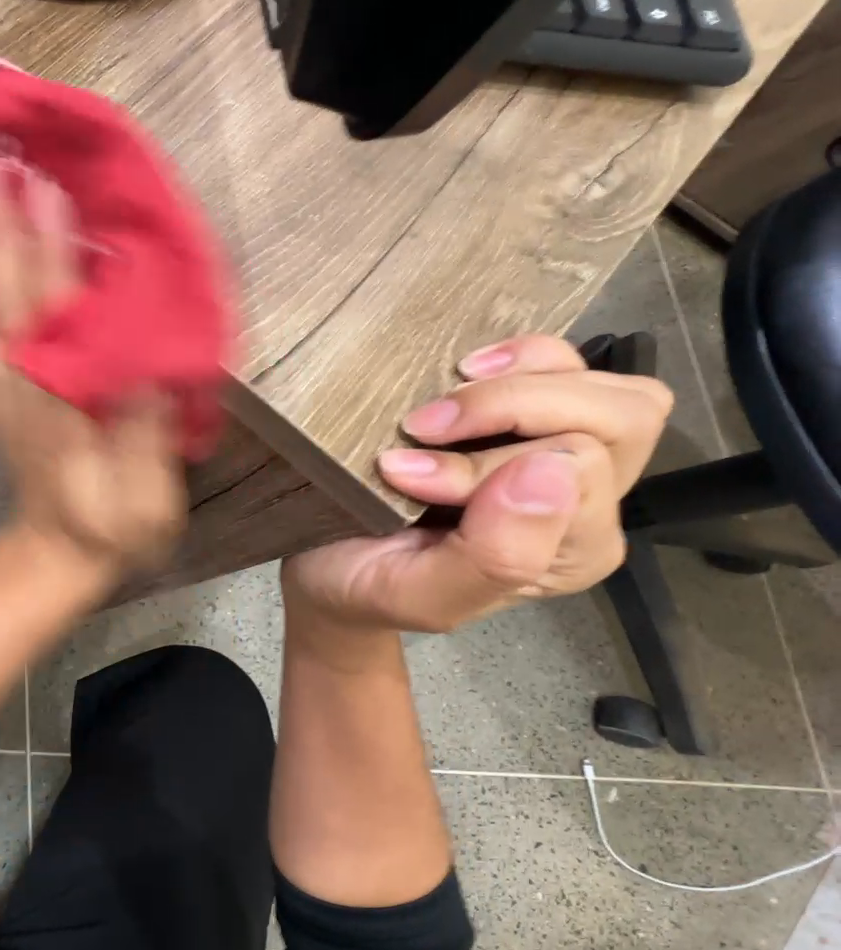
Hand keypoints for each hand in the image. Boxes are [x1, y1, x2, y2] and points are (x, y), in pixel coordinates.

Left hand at [0, 154, 186, 579]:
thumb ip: (142, 434)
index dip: (52, 253)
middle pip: (12, 292)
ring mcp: (0, 383)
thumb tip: (148, 364)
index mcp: (61, 399)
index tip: (46, 192)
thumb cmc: (108, 527)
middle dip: (5, 225)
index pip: (57, 315)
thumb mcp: (141, 497)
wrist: (53, 553)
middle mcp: (21, 380)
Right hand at [283, 335, 672, 634]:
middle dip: (511, 407)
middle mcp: (586, 501)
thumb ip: (494, 555)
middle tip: (417, 426)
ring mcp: (564, 454)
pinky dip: (520, 356)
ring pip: (610, 387)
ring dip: (522, 377)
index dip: (484, 461)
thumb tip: (551, 470)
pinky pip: (569, 366)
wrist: (327, 569)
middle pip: (621, 418)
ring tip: (442, 396)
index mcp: (570, 551)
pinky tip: (460, 372)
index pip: (577, 468)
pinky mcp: (530, 419)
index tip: (400, 474)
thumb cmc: (363, 587)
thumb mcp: (414, 593)